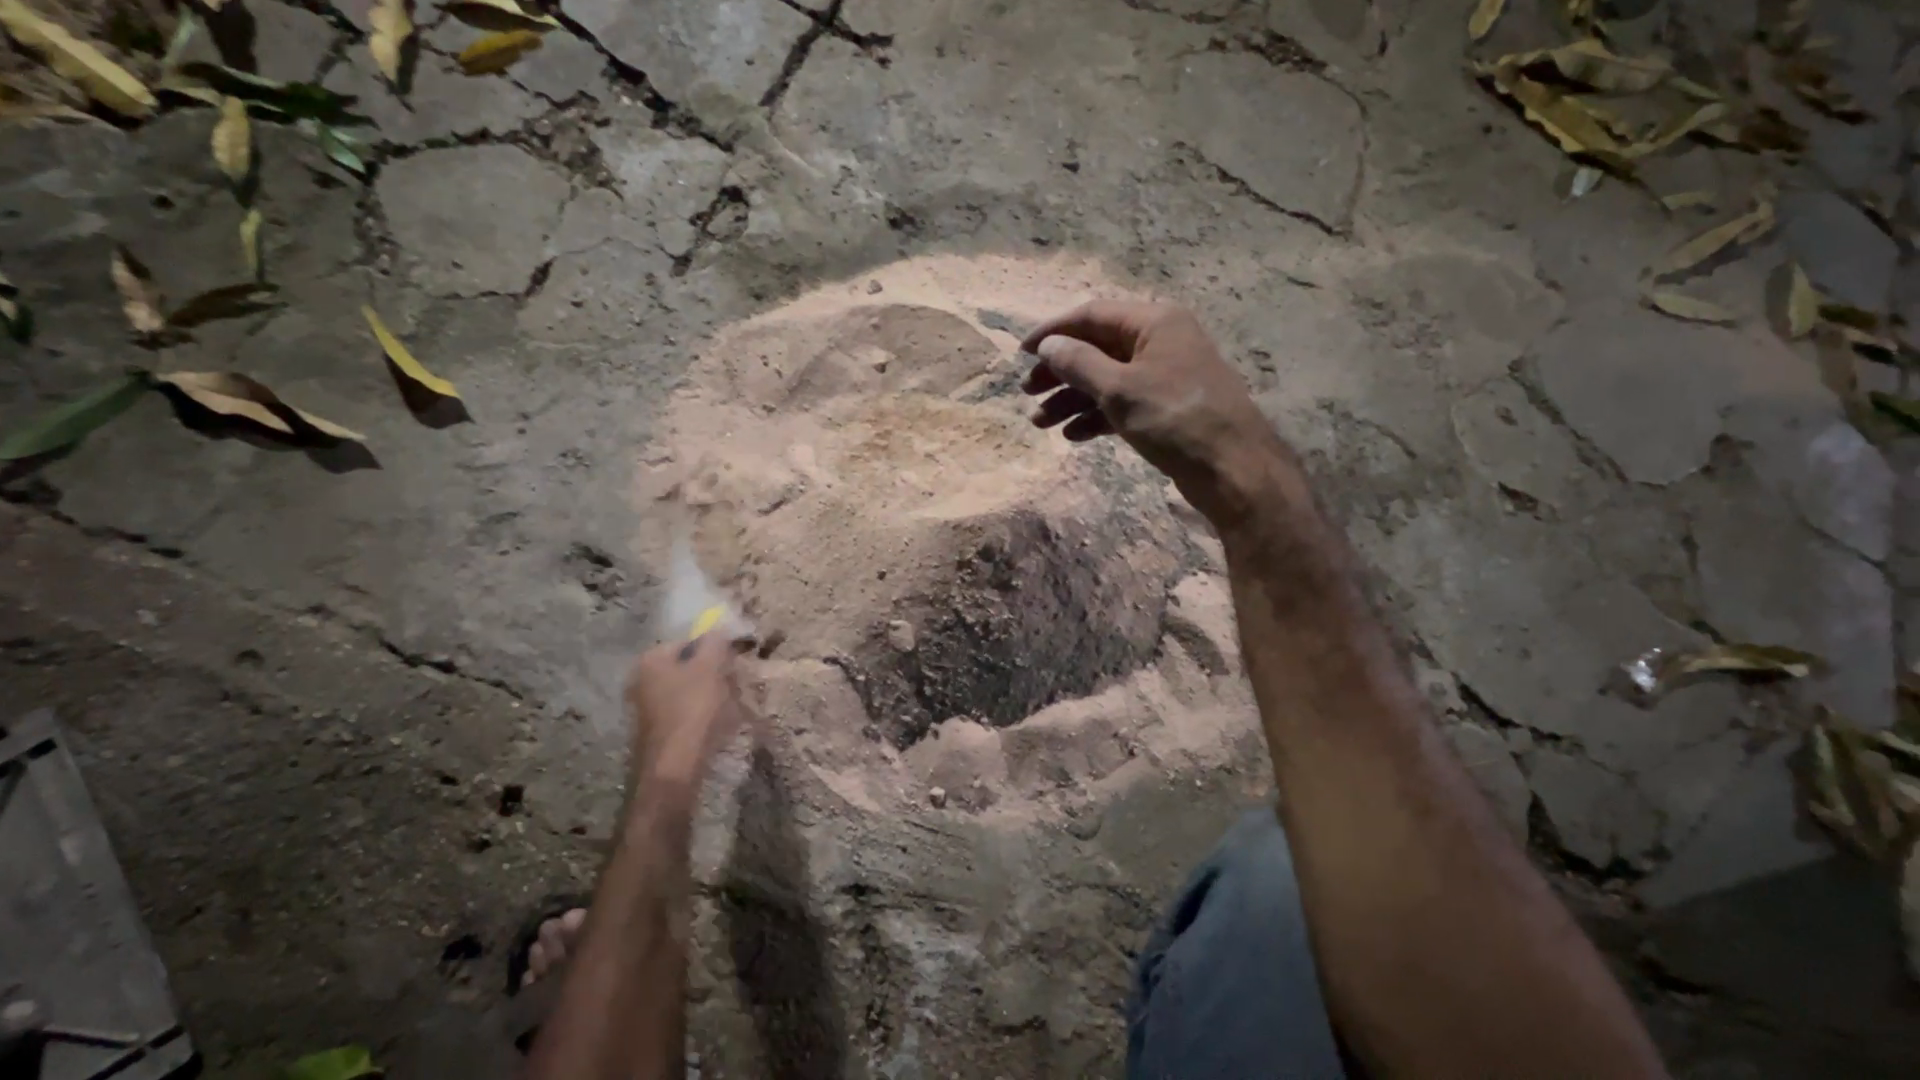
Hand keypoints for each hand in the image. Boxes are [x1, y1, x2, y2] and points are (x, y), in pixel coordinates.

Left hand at [624, 635, 741, 786]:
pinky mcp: (657, 731)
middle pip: (689, 668)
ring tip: (729, 709)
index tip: (734, 664)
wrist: (675, 766)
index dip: (715, 650)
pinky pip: (686, 713)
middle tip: (734, 686)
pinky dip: (703, 716)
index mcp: (651, 660)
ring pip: (690, 692)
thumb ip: (715, 642)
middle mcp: (642, 680)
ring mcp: (647, 708)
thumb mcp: (710, 667)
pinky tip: (717, 726)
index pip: (689, 642)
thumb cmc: (693, 709)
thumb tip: (718, 629)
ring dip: (713, 696)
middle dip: (714, 675)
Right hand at [1021, 301, 1296, 528]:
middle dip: (1061, 371)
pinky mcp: (1166, 409)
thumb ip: (1079, 363)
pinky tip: (1073, 436)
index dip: (1053, 332)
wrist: (1233, 468)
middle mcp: (1160, 342)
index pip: (1092, 316)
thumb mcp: (1120, 389)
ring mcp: (1164, 376)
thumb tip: (1048, 345)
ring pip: (1107, 379)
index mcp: (1154, 322)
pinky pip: (1122, 404)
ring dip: (1072, 399)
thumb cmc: (1175, 418)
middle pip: (1098, 348)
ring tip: (1041, 423)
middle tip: (1028, 392)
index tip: (1021, 353)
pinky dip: (1096, 416)